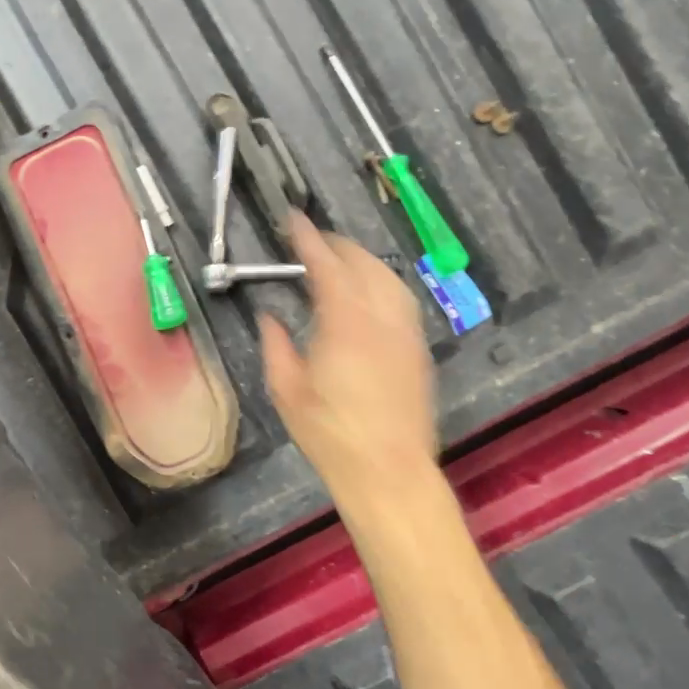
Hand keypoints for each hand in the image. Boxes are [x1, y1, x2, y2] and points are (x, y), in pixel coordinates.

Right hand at [258, 215, 437, 502]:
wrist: (387, 468)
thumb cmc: (329, 434)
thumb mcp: (286, 392)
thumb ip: (277, 347)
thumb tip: (270, 318)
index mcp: (344, 323)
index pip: (327, 265)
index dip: (309, 239)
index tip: (293, 220)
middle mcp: (381, 317)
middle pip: (363, 263)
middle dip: (338, 245)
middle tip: (313, 240)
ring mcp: (405, 331)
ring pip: (388, 278)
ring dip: (363, 261)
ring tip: (341, 260)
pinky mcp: (417, 348)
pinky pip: (401, 299)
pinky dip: (382, 282)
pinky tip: (370, 292)